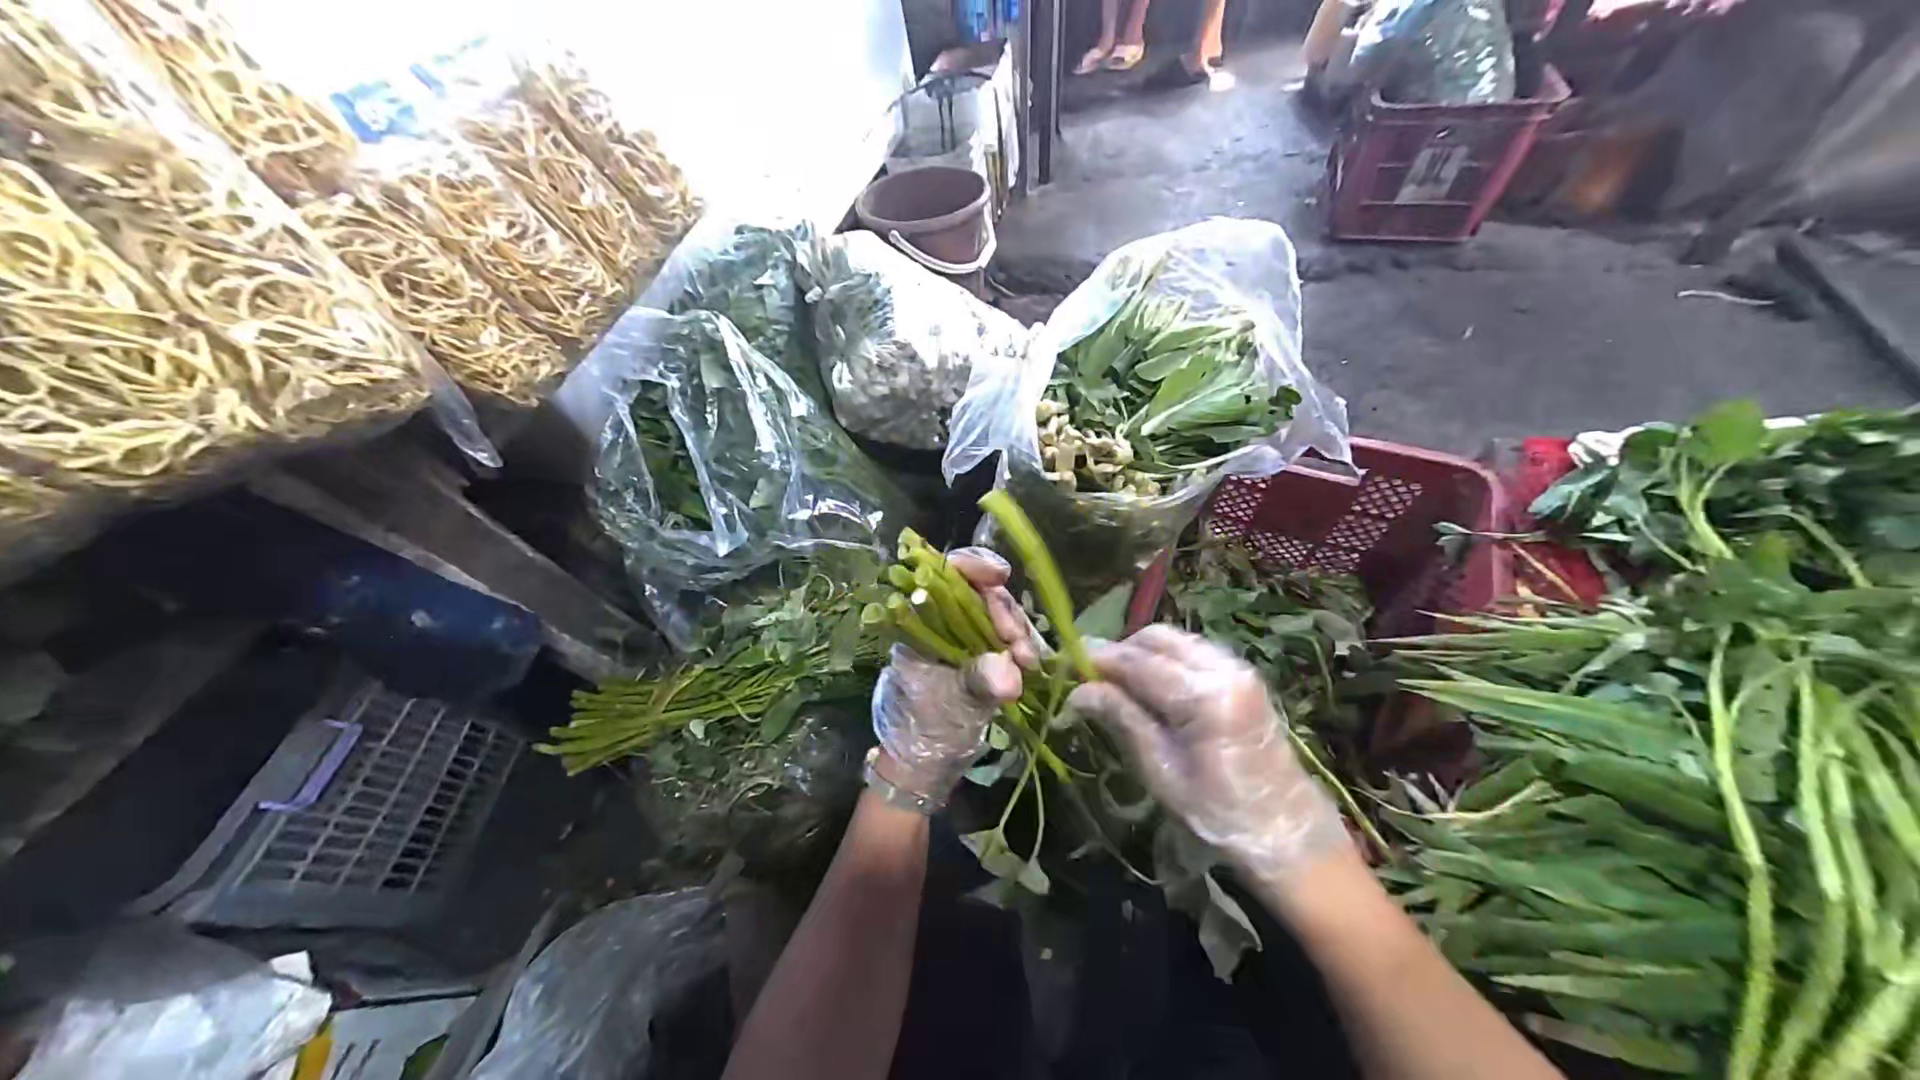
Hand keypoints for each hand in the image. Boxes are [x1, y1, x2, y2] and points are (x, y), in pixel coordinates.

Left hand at [870, 548, 1034, 806]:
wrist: (926, 765)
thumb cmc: (923, 732)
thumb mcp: (950, 706)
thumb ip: (977, 682)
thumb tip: (1009, 670)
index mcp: (919, 622)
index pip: (944, 574)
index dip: (972, 566)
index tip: (1000, 577)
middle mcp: (944, 621)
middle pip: (980, 592)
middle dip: (1005, 612)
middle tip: (1019, 647)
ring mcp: (967, 637)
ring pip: (1001, 614)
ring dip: (1019, 633)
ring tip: (1027, 663)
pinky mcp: (987, 654)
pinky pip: (1012, 638)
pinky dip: (1024, 648)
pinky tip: (1030, 666)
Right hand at [1068, 625, 1347, 877]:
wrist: (1287, 832)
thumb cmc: (1219, 813)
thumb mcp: (1161, 771)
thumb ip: (1122, 719)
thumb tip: (1077, 691)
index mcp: (1204, 697)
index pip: (1138, 662)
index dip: (1099, 659)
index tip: (1066, 661)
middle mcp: (1224, 669)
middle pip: (1157, 638)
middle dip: (1120, 650)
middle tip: (1091, 675)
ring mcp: (1239, 668)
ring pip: (1176, 640)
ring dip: (1142, 651)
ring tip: (1117, 681)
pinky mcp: (1244, 675)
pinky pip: (1194, 650)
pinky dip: (1166, 657)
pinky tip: (1151, 684)